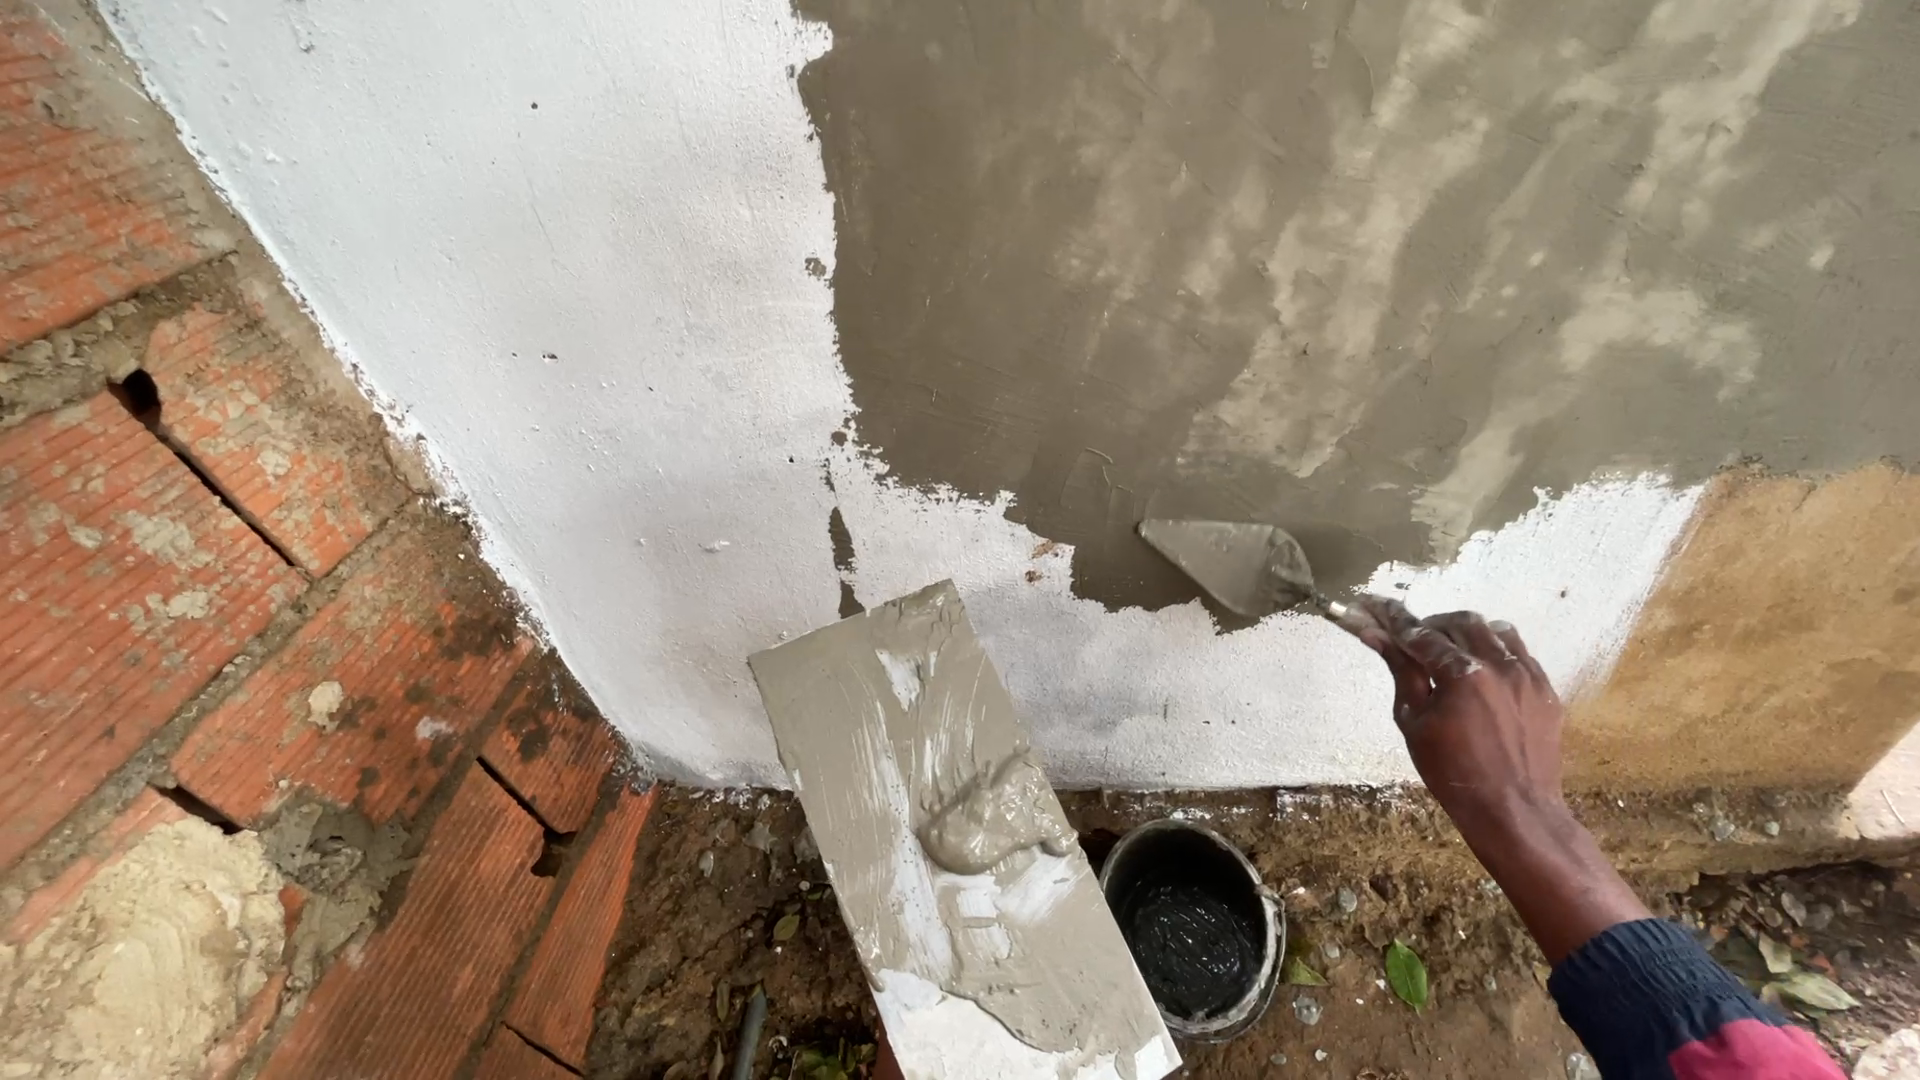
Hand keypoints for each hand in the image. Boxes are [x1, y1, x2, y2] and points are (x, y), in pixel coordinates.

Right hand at [1342, 596, 1649, 963]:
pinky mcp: (1546, 690)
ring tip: (1449, 650)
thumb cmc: (1450, 770)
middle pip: (1460, 621)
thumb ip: (1400, 670)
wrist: (1513, 809)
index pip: (1419, 633)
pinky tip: (1480, 669)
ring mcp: (1528, 676)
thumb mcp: (1412, 719)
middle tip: (1411, 638)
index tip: (1370, 604)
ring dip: (1466, 632)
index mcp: (1462, 673)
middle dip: (1431, 624)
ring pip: (1495, 630)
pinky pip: (1520, 653)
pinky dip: (1495, 650)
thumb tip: (1374, 636)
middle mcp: (1499, 666)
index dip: (1391, 618)